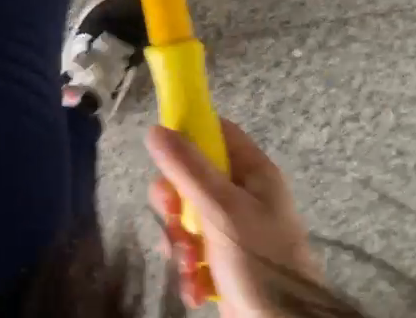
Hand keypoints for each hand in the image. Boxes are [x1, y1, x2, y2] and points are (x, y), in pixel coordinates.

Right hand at [147, 120, 320, 314]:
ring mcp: (235, 233)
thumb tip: (155, 129)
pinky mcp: (226, 265)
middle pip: (193, 178)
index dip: (189, 134)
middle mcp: (245, 197)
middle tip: (171, 215)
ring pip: (188, 218)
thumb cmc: (260, 260)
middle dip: (175, 202)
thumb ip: (187, 169)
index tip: (161, 146)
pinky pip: (194, 252)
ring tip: (188, 264)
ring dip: (179, 242)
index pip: (218, 133)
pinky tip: (194, 287)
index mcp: (254, 174)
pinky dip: (189, 269)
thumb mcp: (221, 209)